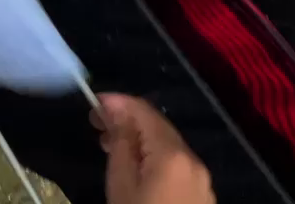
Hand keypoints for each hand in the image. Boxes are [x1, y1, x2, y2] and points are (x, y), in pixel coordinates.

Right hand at [95, 94, 213, 203]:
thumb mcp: (121, 183)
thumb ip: (120, 141)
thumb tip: (117, 113)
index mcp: (173, 154)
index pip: (142, 110)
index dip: (116, 102)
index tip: (92, 104)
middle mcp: (193, 160)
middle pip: (157, 125)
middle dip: (127, 119)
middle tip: (97, 126)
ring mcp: (202, 181)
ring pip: (167, 145)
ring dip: (139, 138)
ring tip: (111, 146)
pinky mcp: (202, 198)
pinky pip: (175, 165)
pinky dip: (153, 157)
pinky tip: (135, 168)